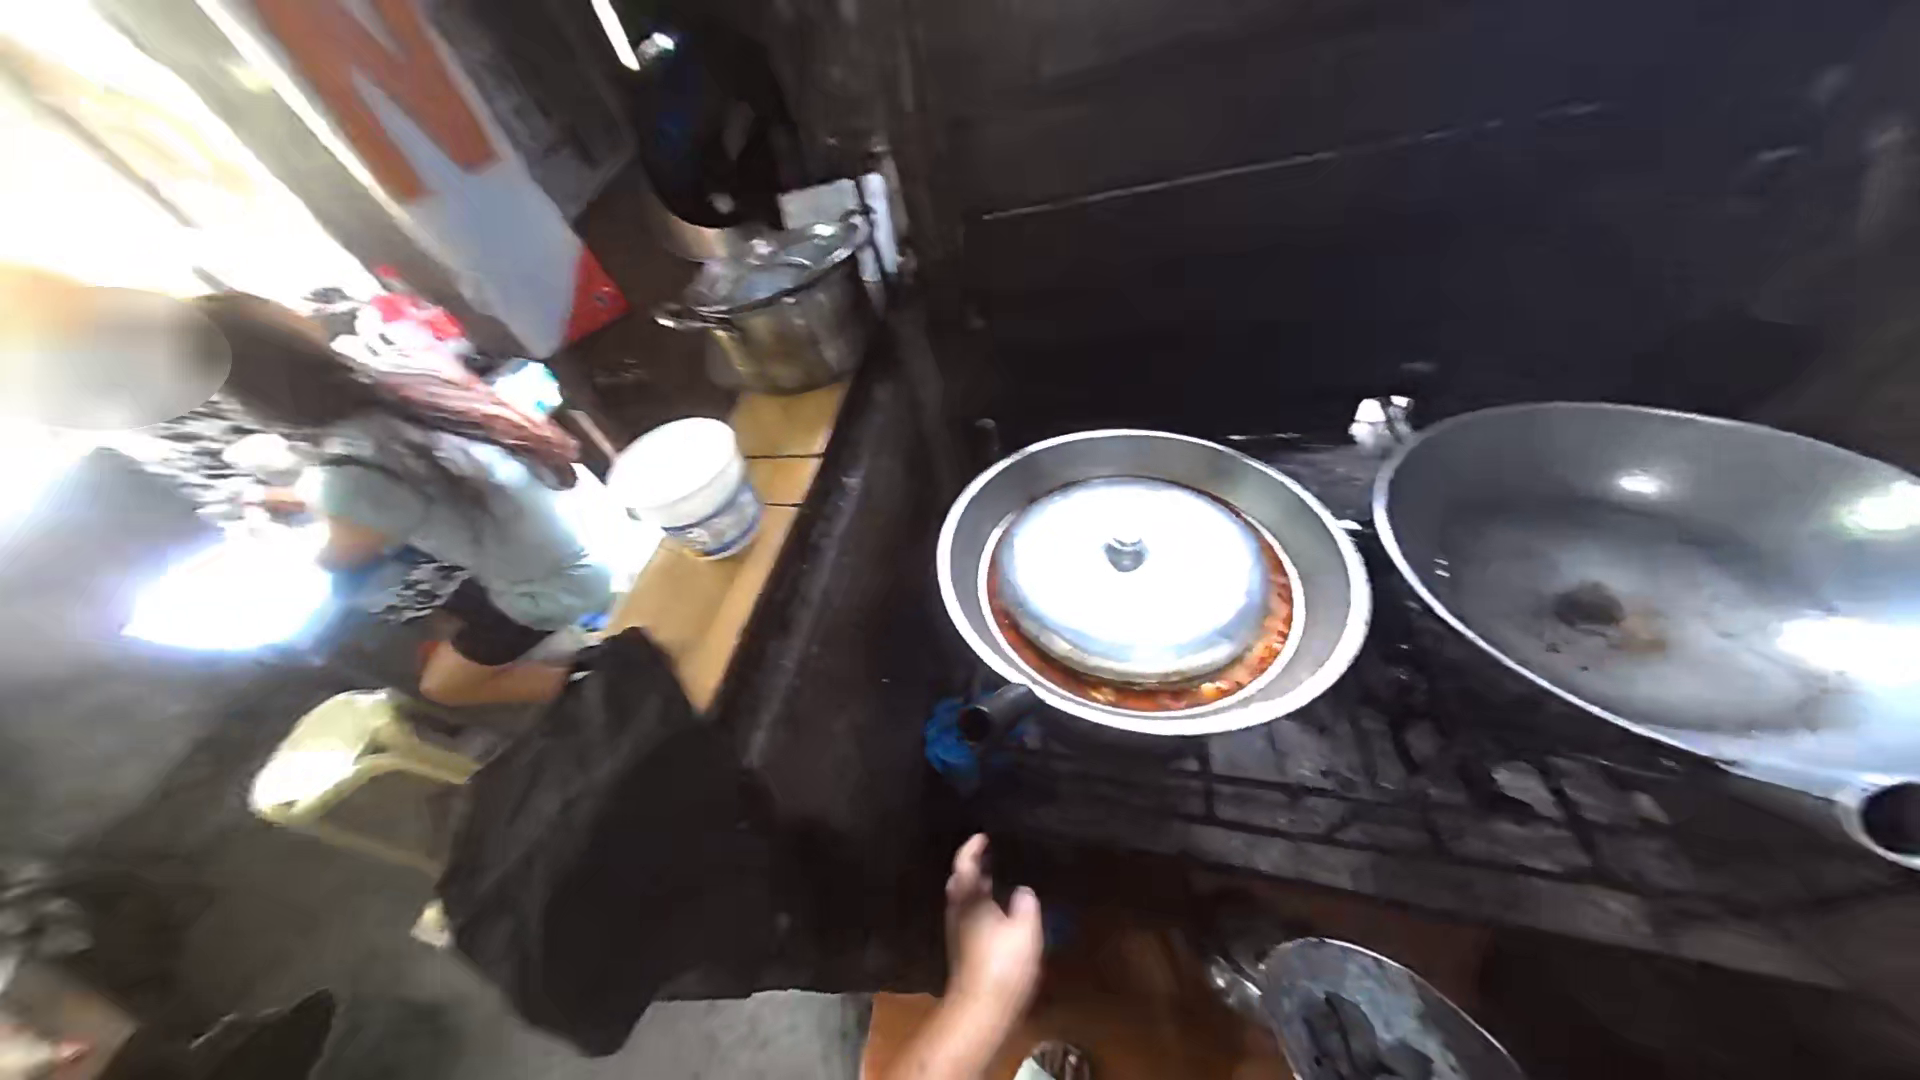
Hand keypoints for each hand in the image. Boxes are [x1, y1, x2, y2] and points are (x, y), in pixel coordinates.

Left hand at [943, 834, 1043, 1022]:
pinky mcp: (961, 947)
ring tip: (996, 878)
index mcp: (968, 897)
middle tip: (991, 854)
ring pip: (962, 897)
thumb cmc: (1002, 965)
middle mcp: (956, 908)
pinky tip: (996, 910)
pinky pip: (967, 912)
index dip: (973, 847)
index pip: (965, 862)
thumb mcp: (1025, 931)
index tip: (983, 836)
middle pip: (960, 878)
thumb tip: (1022, 889)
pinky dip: (978, 902)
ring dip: (975, 885)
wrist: (980, 1010)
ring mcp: (956, 929)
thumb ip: (1026, 904)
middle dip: (973, 865)